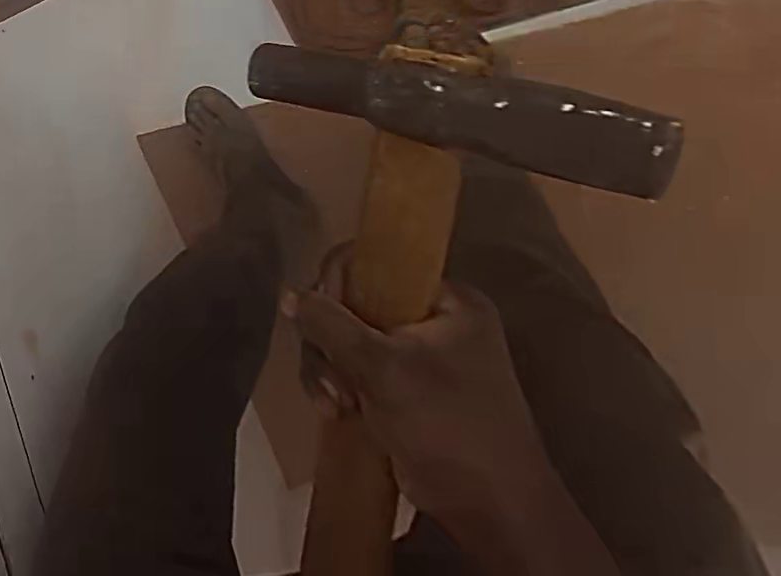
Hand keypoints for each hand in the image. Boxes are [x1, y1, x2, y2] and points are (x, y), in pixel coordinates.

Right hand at [286, 265, 554, 528]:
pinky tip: (335, 411)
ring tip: (334, 403)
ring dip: (328, 368)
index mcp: (446, 300)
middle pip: (351, 302)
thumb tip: (286, 293)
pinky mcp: (400, 386)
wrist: (494, 517)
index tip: (323, 317)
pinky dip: (337, 384)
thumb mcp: (383, 368)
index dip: (339, 284)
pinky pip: (351, 366)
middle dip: (330, 341)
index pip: (375, 262)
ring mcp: (415, 355)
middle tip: (332, 375)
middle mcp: (431, 319)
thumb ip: (330, 324)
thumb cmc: (448, 427)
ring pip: (344, 337)